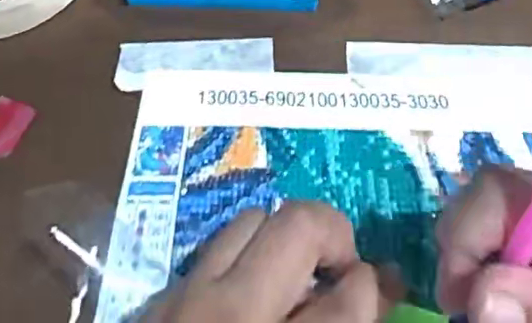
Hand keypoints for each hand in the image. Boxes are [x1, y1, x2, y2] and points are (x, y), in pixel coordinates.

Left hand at [146, 201, 384, 322]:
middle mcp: (235, 314)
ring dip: (281, 238)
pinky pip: (212, 248)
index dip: (371, 289)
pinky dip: (240, 257)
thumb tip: (368, 294)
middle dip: (332, 233)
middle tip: (342, 269)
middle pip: (297, 225)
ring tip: (292, 276)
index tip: (372, 289)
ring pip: (252, 219)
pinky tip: (245, 291)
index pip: (348, 298)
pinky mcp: (159, 296)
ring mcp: (188, 298)